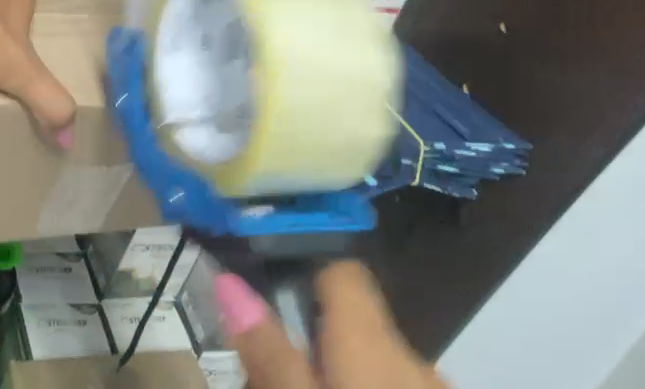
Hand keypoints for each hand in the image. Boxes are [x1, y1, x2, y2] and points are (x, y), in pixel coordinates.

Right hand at [216, 262, 445, 388]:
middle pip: (355, 324)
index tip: (261, 280)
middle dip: (313, 339)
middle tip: (267, 374)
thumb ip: (268, 352)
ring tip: (293, 386)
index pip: (341, 270)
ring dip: (340, 375)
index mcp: (374, 343)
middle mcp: (416, 362)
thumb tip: (228, 281)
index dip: (301, 268)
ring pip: (376, 367)